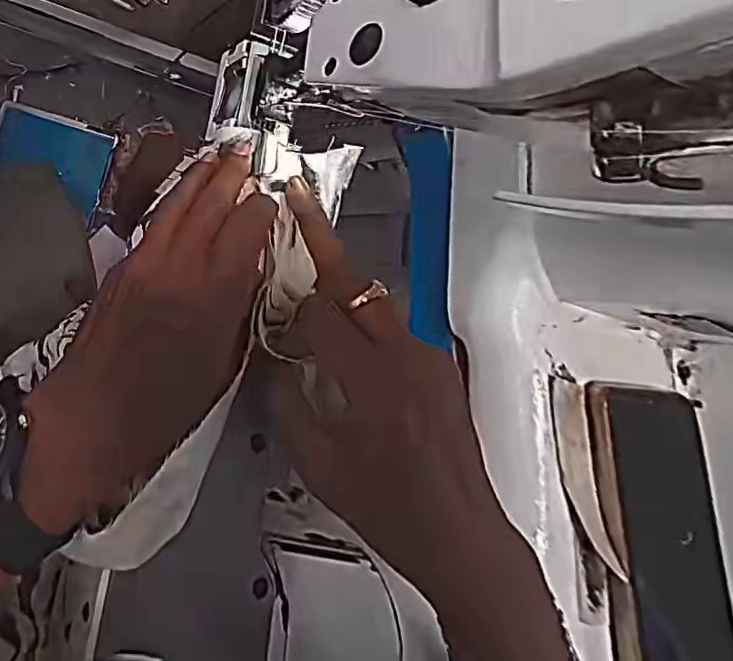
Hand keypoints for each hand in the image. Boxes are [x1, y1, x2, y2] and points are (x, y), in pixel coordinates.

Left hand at [20, 141, 276, 533]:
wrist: (93, 414)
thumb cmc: (162, 406)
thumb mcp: (223, 361)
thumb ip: (238, 307)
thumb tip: (250, 271)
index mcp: (214, 293)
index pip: (246, 229)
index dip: (262, 208)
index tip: (271, 199)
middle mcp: (181, 267)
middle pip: (211, 203)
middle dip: (232, 173)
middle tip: (246, 152)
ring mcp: (147, 261)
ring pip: (178, 203)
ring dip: (200, 175)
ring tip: (216, 155)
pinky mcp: (122, 266)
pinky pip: (155, 220)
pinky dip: (173, 198)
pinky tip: (182, 190)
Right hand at [274, 181, 568, 658]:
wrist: (460, 532)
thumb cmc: (390, 509)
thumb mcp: (319, 466)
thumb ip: (286, 403)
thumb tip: (272, 360)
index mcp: (370, 383)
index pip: (319, 313)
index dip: (290, 310)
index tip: (274, 316)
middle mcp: (404, 355)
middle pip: (353, 279)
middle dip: (320, 236)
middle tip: (299, 199)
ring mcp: (428, 353)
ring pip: (376, 294)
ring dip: (343, 282)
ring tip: (317, 277)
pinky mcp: (440, 359)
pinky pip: (395, 319)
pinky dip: (367, 314)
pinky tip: (353, 335)